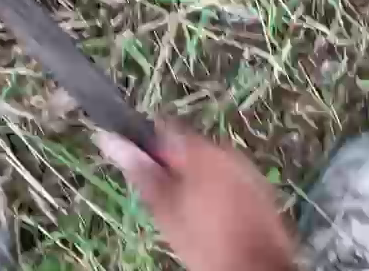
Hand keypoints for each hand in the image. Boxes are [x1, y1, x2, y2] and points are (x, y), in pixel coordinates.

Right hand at [94, 122, 296, 270]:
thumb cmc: (204, 241)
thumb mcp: (165, 208)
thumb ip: (139, 170)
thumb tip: (107, 138)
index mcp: (198, 148)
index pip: (161, 128)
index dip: (146, 148)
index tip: (142, 173)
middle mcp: (224, 148)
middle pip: (186, 146)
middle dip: (173, 167)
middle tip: (165, 201)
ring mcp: (246, 167)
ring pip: (208, 163)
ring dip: (196, 179)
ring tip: (189, 213)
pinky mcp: (260, 188)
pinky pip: (229, 178)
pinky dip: (218, 191)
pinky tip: (214, 217)